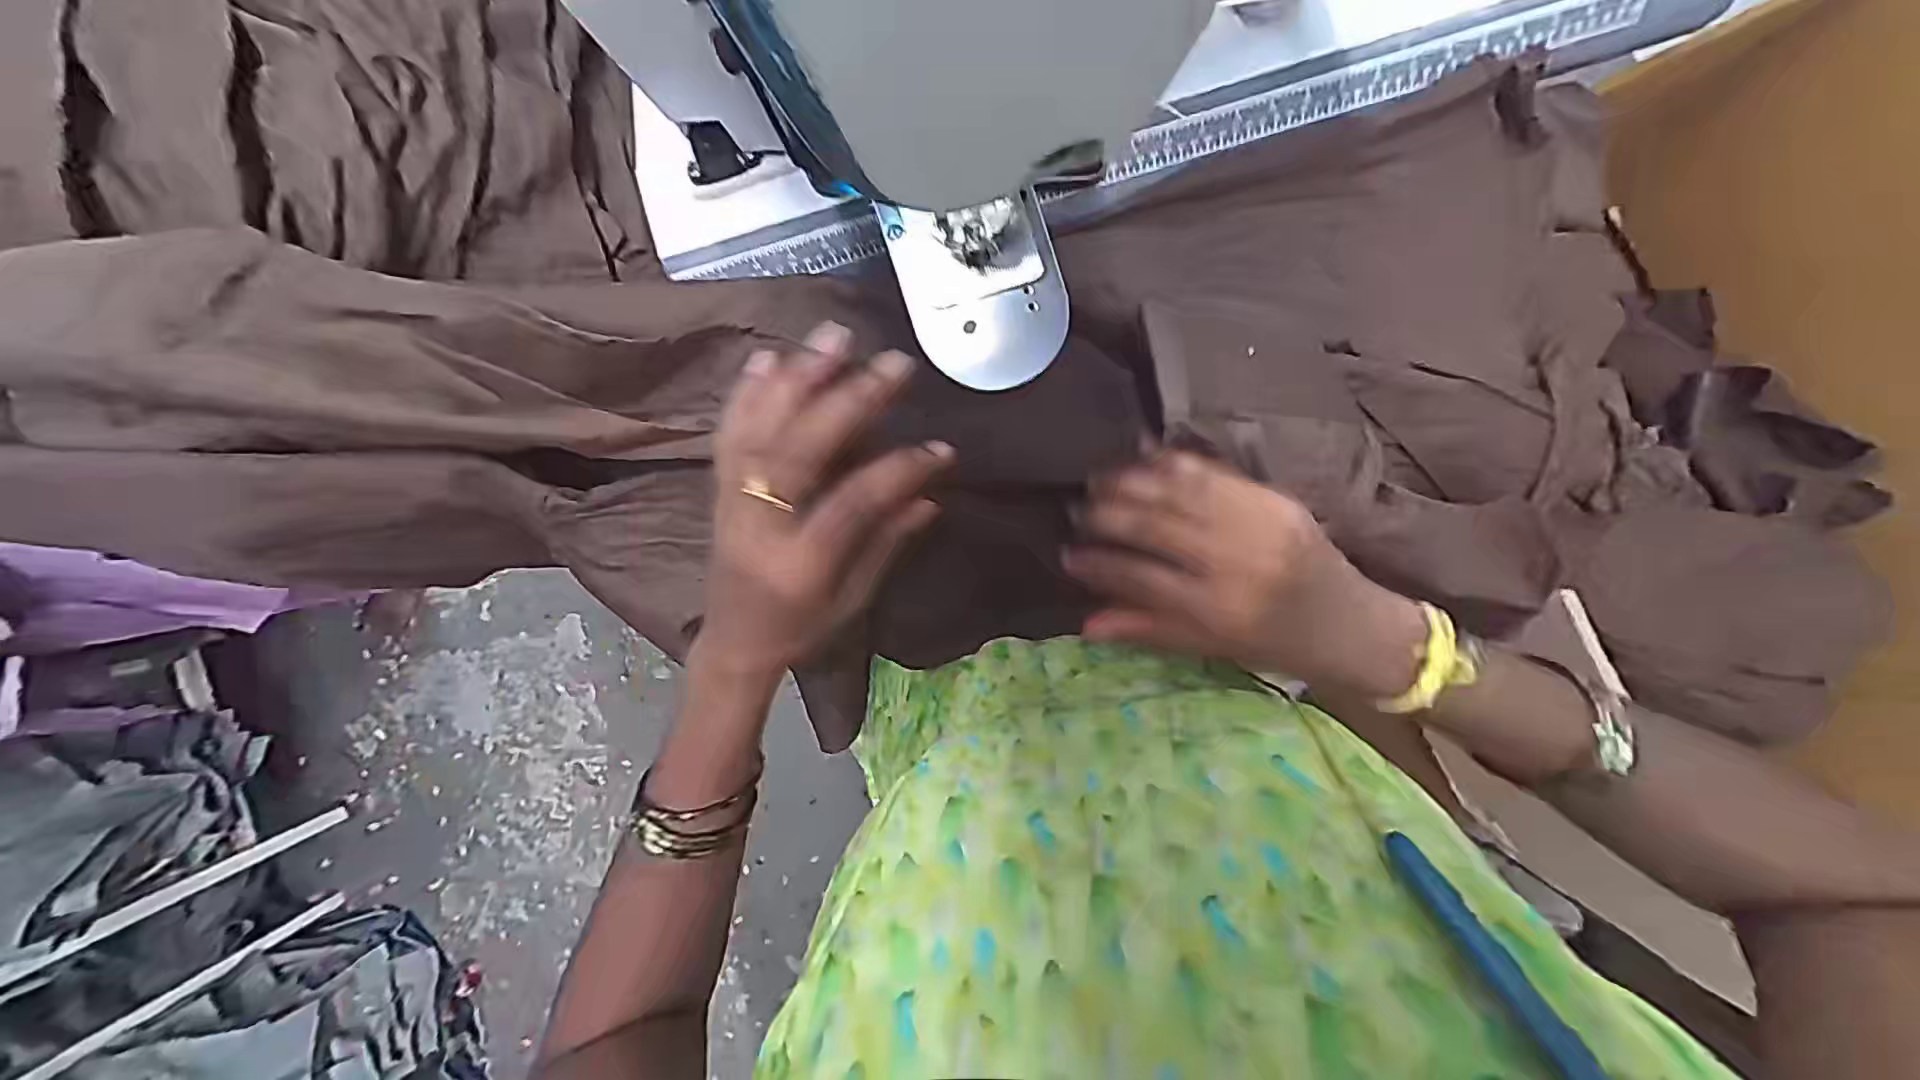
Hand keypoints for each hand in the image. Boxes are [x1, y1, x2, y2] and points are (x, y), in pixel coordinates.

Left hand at [696, 323, 953, 676]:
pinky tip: (769, 358)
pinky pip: (729, 435)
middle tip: (892, 363)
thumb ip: (887, 544)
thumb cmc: (801, 628)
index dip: (900, 471)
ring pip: (761, 432)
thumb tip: (929, 495)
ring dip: (798, 379)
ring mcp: (732, 505)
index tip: (941, 449)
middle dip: (850, 401)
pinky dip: (748, 393)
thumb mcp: (853, 599)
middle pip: (802, 451)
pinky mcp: (719, 491)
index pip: (854, 503)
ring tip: (833, 337)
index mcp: (801, 563)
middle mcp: (760, 526)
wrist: (735, 643)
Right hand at [1064, 449, 1426, 697]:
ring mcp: (1259, 525)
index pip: (1139, 577)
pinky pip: (1215, 472)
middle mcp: (1236, 563)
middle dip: (1108, 514)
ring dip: (1133, 480)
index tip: (1067, 554)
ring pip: (1179, 490)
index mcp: (1218, 609)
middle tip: (1078, 510)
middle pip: (1154, 525)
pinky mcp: (1276, 499)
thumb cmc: (1275, 645)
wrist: (1354, 627)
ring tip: (1101, 478)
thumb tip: (1087, 623)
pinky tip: (1146, 456)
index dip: (1097, 563)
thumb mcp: (1210, 648)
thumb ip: (1149, 629)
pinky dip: (1175, 461)